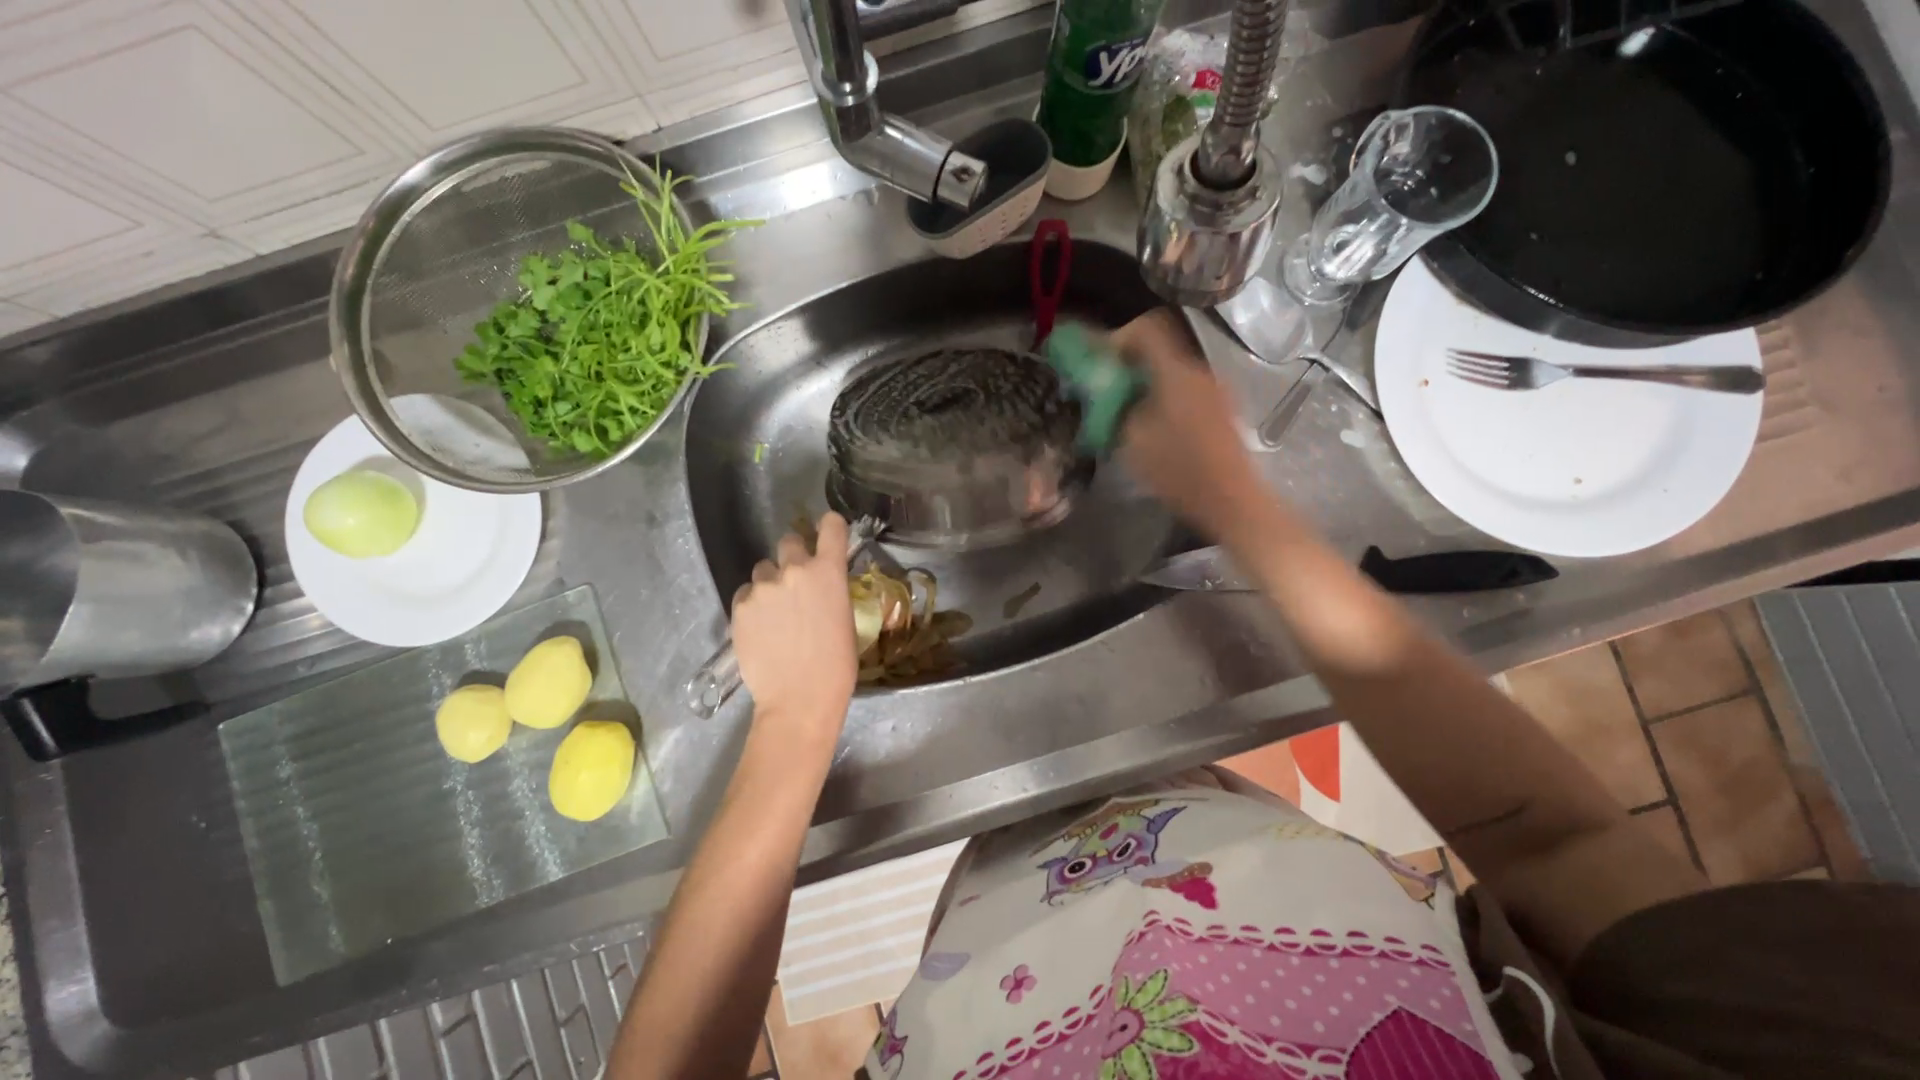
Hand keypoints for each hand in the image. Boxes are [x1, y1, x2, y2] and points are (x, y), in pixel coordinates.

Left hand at [731, 512, 856, 739]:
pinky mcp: (740, 606)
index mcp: (829, 572)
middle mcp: (794, 570)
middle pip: (789, 541)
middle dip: (793, 557)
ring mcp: (763, 587)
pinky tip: (761, 629)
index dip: (829, 527)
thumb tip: (822, 584)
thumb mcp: (846, 619)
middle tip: (796, 583)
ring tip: (775, 614)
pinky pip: (746, 594)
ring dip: (770, 583)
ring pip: (763, 570)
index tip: (826, 533)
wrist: (799, 698)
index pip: (831, 526)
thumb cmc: (836, 666)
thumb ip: (831, 591)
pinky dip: (753, 606)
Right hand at [1113, 309, 1269, 543]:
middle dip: (1130, 363)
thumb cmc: (1180, 471)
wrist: (1233, 502)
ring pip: (1173, 370)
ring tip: (1126, 412)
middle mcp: (1200, 371)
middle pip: (1160, 348)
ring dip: (1146, 382)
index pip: (1148, 326)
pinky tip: (1153, 427)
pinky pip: (1186, 388)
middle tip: (1107, 388)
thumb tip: (1103, 391)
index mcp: (1177, 371)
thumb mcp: (1132, 440)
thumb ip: (1114, 407)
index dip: (1120, 336)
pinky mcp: (1221, 409)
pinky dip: (1164, 396)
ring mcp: (1215, 390)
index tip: (1101, 362)